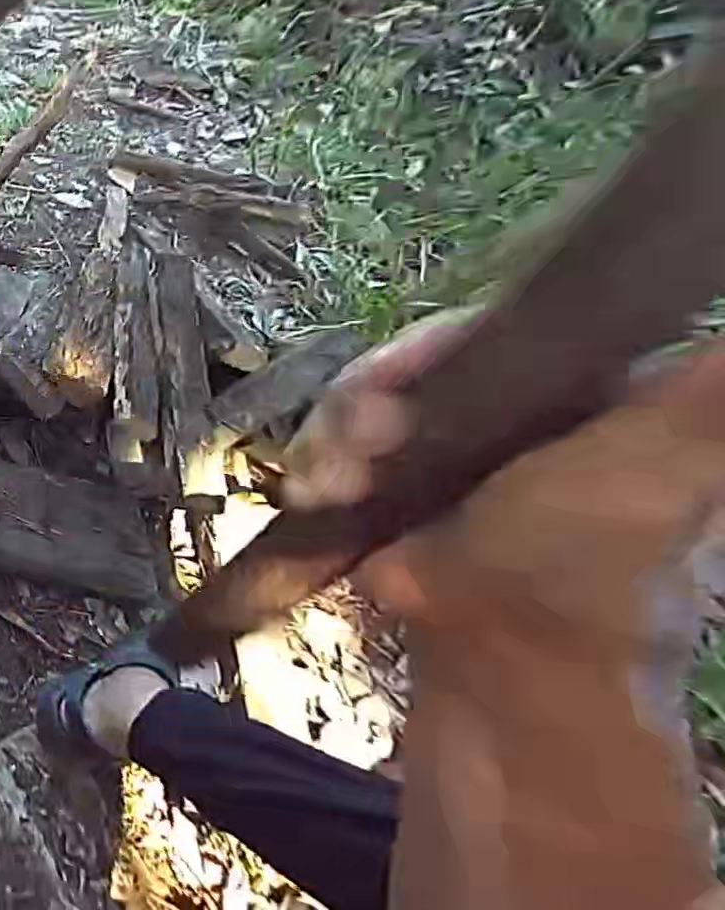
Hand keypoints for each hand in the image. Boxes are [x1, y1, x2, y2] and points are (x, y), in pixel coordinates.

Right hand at [285, 316, 724, 909]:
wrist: (492, 663)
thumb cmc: (572, 581)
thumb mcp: (640, 483)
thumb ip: (704, 410)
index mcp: (581, 402)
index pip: (491, 336)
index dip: (435, 347)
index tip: (401, 383)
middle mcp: (508, 416)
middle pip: (404, 368)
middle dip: (363, 400)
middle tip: (351, 444)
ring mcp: (440, 451)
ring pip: (352, 408)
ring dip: (328, 438)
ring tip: (327, 482)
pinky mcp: (388, 482)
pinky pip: (330, 447)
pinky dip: (314, 464)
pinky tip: (317, 492)